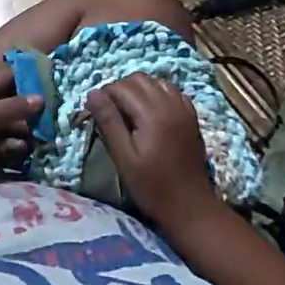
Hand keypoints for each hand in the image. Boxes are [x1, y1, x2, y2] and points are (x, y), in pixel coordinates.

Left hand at [0, 68, 40, 199]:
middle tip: (52, 119)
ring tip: (40, 140)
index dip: (27, 80)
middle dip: (28, 111)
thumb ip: (11, 107)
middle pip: (6, 105)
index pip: (5, 78)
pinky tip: (23, 155)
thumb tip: (40, 97)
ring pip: (3, 128)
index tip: (52, 85)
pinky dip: (9, 150)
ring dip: (20, 133)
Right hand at [86, 73, 225, 232]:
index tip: (95, 111)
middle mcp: (170, 103)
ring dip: (138, 89)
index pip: (123, 87)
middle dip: (120, 89)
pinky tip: (149, 112)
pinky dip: (157, 94)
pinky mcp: (191, 116)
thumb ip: (109, 122)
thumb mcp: (124, 157)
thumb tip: (92, 94)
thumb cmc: (152, 187)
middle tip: (110, 111)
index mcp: (153, 114)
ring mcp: (184, 108)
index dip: (105, 94)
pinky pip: (171, 92)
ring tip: (127, 112)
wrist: (190, 205)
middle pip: (140, 79)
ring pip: (156, 82)